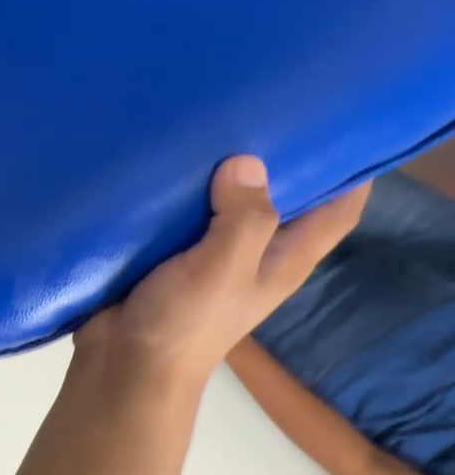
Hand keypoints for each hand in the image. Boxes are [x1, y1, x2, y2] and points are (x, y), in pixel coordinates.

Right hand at [78, 155, 369, 383]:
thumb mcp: (222, 269)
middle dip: (266, 162)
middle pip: (272, 199)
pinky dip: (162, 193)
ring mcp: (201, 254)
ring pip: (214, 204)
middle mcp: (248, 252)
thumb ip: (241, 221)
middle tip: (242, 114)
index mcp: (281, 258)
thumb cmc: (186, 321)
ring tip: (187, 130)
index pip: (335, 210)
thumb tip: (247, 161)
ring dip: (205, 174)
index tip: (331, 127)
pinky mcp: (157, 254)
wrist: (126, 360)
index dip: (347, 172)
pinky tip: (142, 169)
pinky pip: (167, 215)